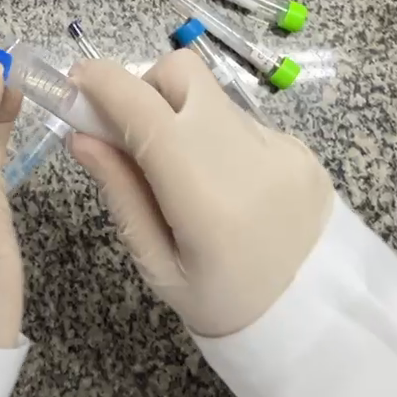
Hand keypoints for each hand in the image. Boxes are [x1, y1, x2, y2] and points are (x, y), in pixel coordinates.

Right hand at [68, 49, 334, 337]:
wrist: (321, 324)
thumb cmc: (226, 304)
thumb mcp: (158, 265)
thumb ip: (120, 192)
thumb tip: (81, 136)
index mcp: (204, 193)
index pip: (144, 108)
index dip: (103, 82)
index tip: (76, 79)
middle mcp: (244, 152)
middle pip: (179, 72)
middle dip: (144, 88)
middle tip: (134, 133)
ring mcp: (278, 145)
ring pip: (208, 94)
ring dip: (180, 113)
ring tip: (184, 170)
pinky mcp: (300, 147)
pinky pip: (238, 119)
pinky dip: (215, 135)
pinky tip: (226, 184)